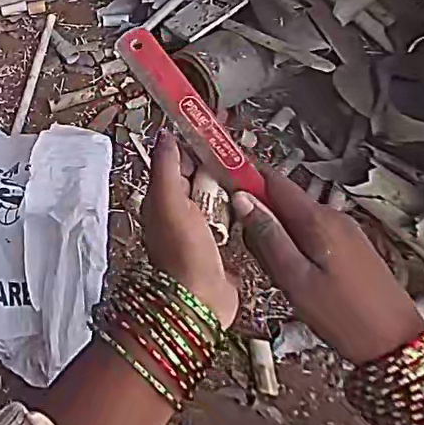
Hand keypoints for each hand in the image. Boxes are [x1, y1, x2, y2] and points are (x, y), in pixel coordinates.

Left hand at [142, 132, 239, 328]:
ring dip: (234, 181)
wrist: (200, 301)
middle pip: (202, 174)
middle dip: (219, 159)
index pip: (179, 158)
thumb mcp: (168, 201)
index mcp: (164, 196)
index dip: (196, 140)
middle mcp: (183, 209)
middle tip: (240, 145)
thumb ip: (166, 166)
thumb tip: (164, 133)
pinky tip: (259, 197)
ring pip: (221, 193)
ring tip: (253, 167)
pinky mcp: (226, 243)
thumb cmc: (181, 252)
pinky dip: (245, 205)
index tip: (215, 123)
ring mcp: (205, 226)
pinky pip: (236, 215)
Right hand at [233, 169, 423, 362]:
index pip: (273, 179)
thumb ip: (267, 235)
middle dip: (260, 215)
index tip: (223, 178)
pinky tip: (297, 275)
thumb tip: (242, 199)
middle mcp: (332, 216)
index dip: (246, 174)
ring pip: (296, 217)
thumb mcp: (294, 278)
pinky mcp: (351, 246)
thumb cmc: (344, 316)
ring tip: (278, 272)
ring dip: (277, 233)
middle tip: (253, 250)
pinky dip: (295, 243)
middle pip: (283, 199)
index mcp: (317, 219)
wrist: (398, 345)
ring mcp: (344, 230)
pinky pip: (312, 231)